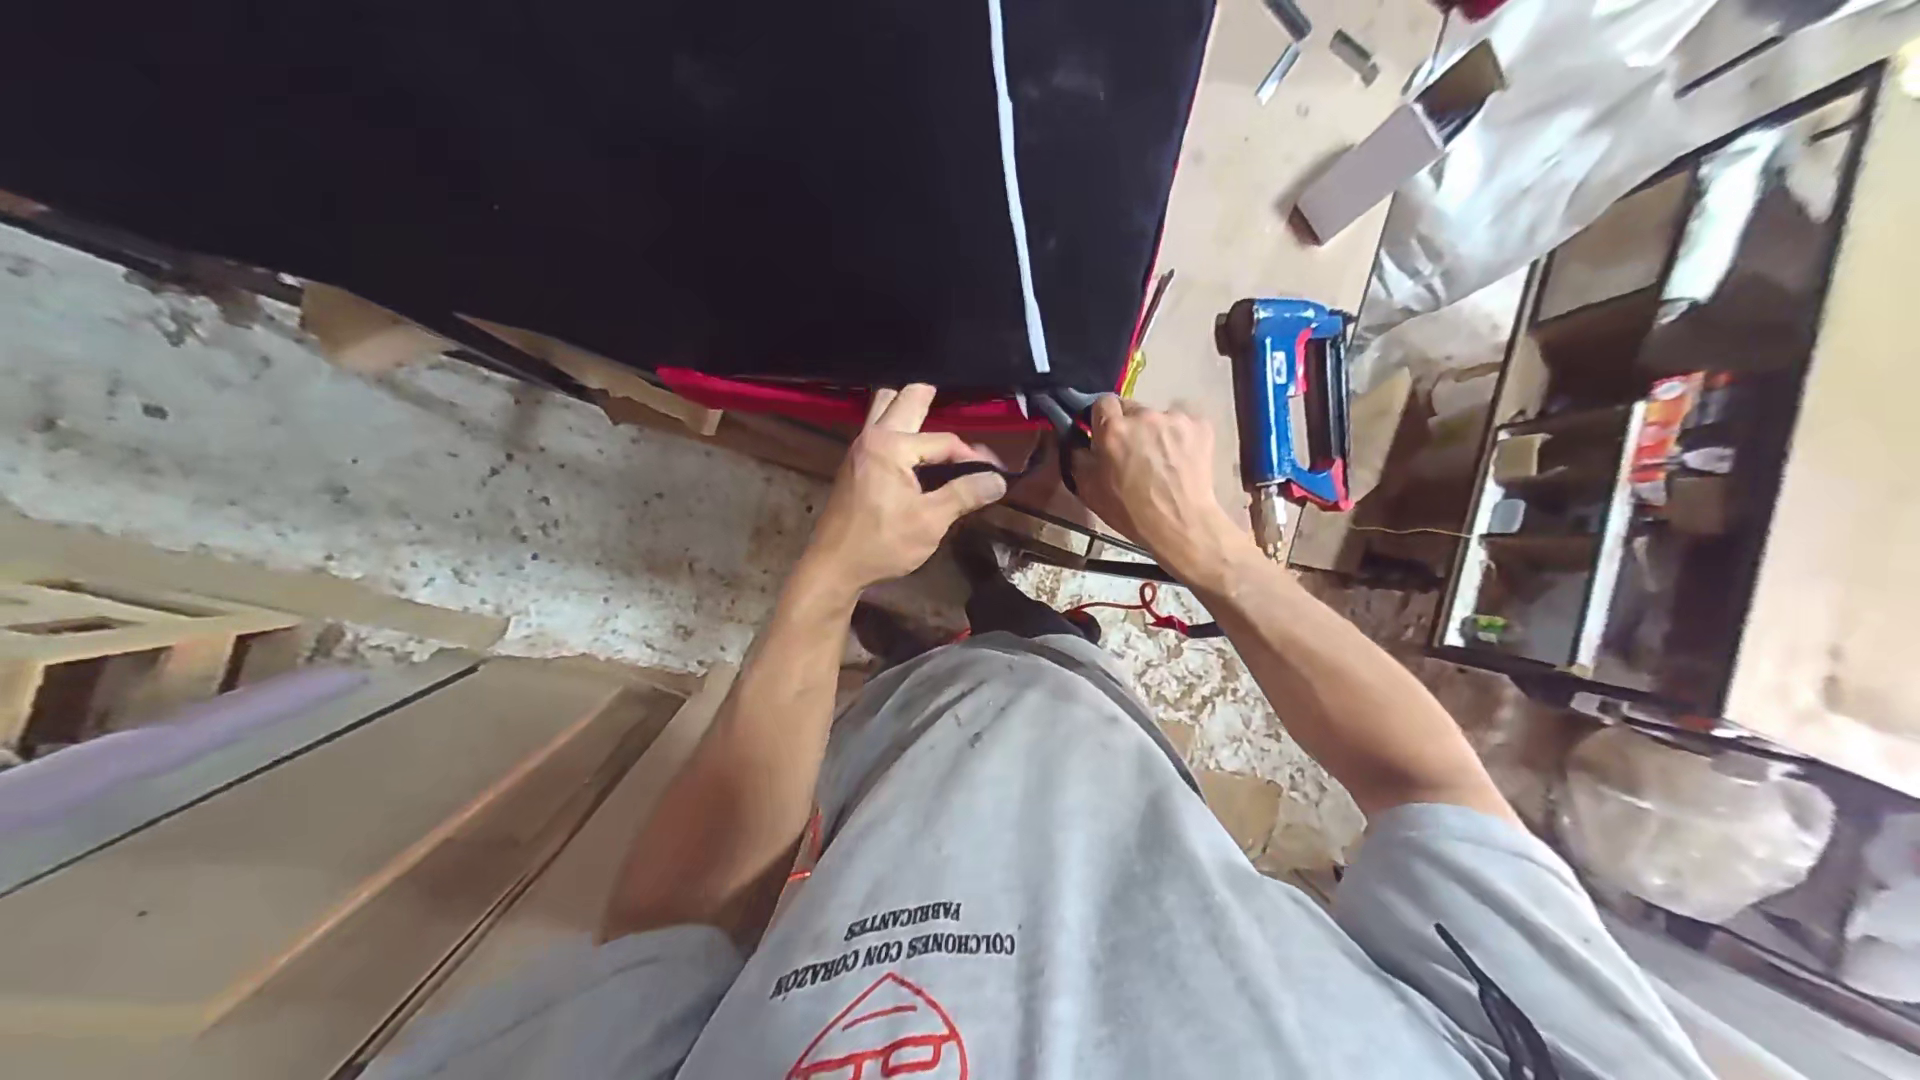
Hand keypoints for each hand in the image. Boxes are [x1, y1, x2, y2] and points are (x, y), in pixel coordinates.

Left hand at [799, 384, 1007, 599]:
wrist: (833, 567)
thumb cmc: (882, 544)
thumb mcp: (930, 521)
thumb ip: (964, 495)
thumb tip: (998, 479)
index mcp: (891, 446)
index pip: (943, 441)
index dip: (971, 457)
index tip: (991, 473)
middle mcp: (871, 437)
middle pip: (903, 397)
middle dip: (930, 397)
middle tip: (953, 401)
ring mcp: (858, 449)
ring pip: (883, 408)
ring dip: (907, 407)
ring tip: (933, 415)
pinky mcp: (853, 465)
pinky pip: (876, 429)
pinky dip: (896, 426)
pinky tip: (912, 447)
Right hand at [1075, 397, 1254, 590]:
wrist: (1181, 525)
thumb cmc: (1130, 512)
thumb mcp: (1089, 489)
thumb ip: (1078, 457)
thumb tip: (1079, 440)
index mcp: (1112, 429)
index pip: (1102, 402)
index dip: (1102, 418)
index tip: (1105, 433)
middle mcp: (1143, 415)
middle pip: (1131, 408)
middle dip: (1129, 424)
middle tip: (1132, 450)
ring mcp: (1174, 418)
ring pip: (1157, 416)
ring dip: (1154, 431)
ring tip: (1160, 458)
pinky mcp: (1200, 426)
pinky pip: (1183, 423)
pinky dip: (1179, 436)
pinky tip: (1179, 458)